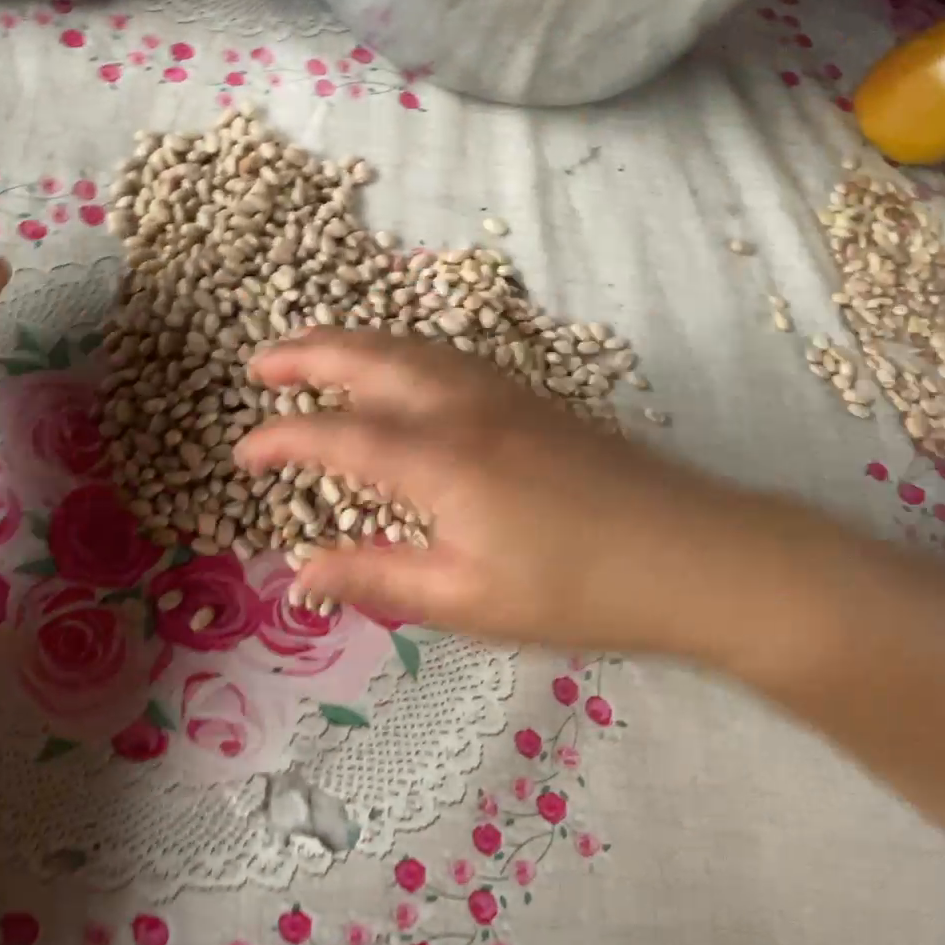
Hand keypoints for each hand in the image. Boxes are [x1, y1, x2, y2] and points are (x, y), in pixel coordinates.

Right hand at [235, 329, 796, 655]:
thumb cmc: (577, 591)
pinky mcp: (532, 396)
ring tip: (309, 350)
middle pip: (368, 360)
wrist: (702, 557)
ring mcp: (502, 394)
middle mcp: (462, 409)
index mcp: (440, 462)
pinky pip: (444, 355)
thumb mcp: (465, 601)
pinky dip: (397, 349)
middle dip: (305, 354)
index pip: (336, 435)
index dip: (280, 439)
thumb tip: (299, 576)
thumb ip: (375, 579)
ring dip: (349, 343)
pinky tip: (393, 365)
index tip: (241, 454)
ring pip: (409, 348)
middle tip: (259, 363)